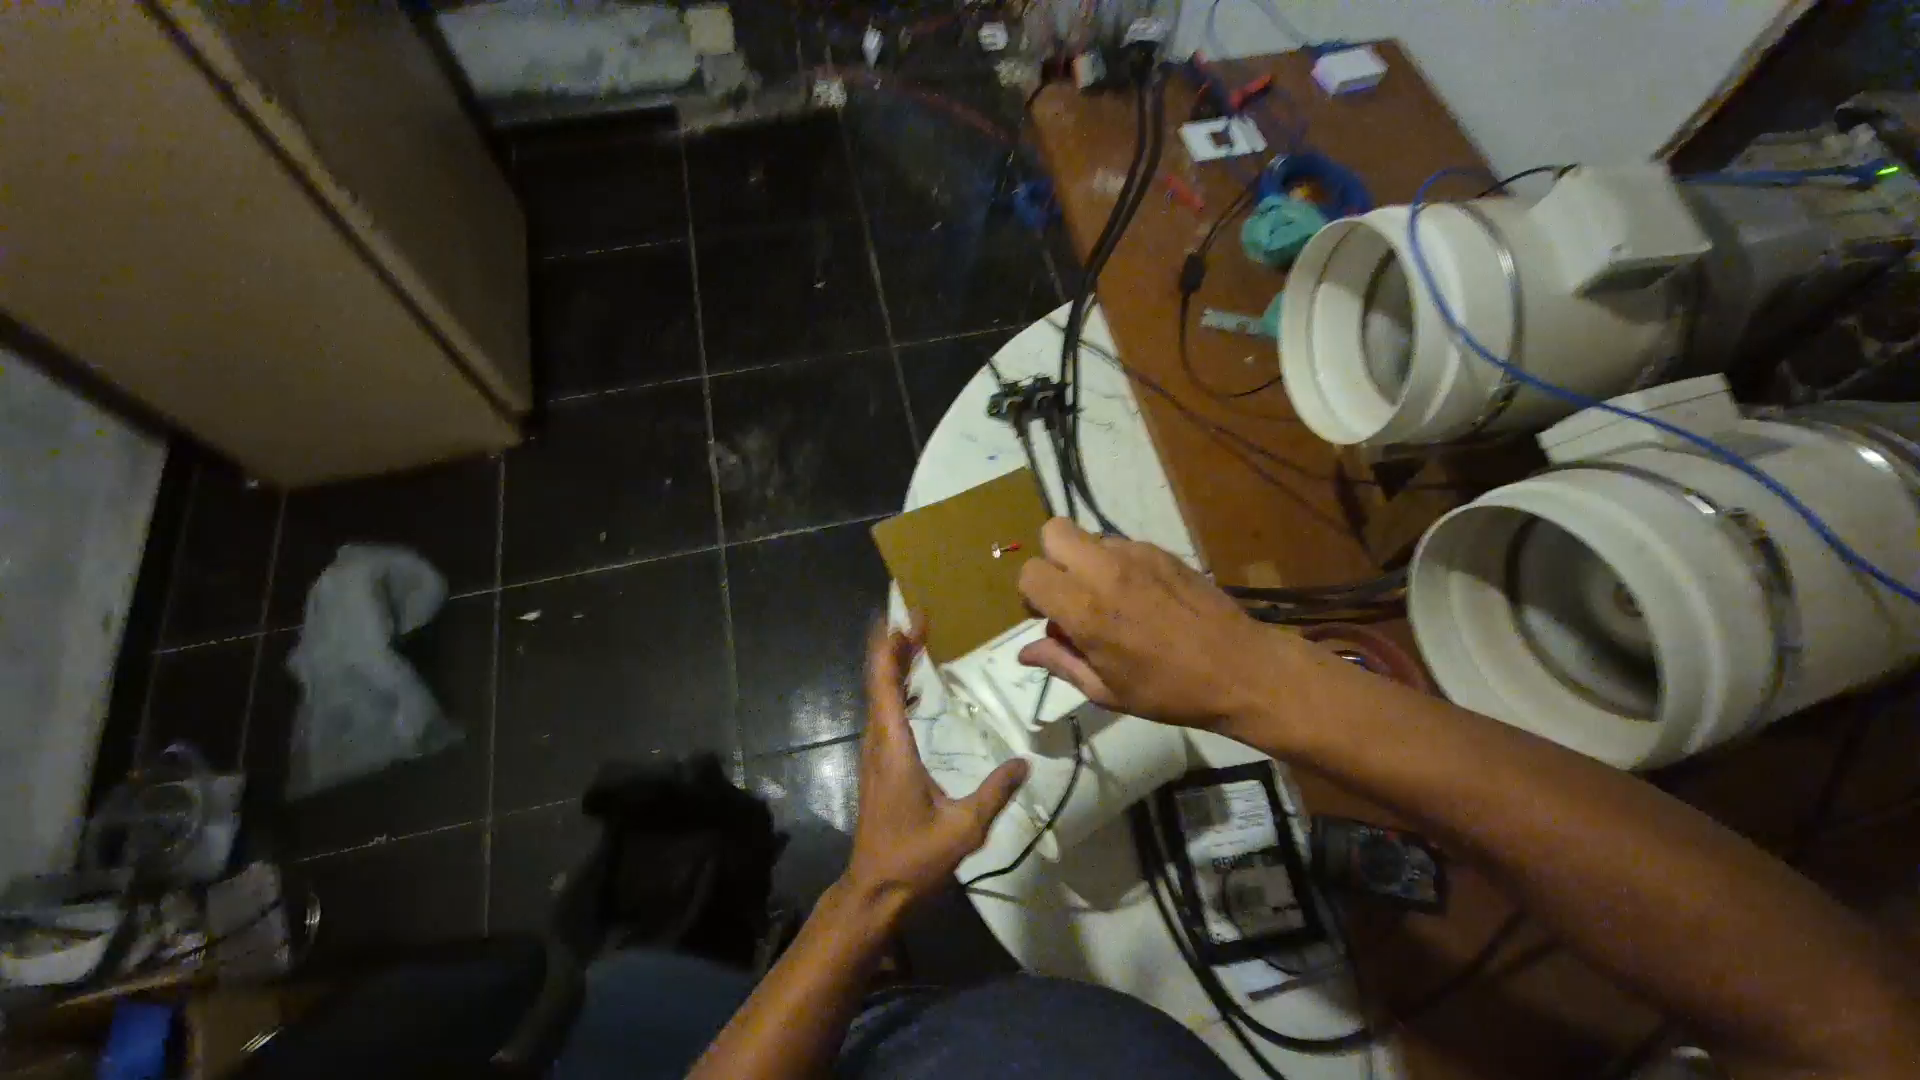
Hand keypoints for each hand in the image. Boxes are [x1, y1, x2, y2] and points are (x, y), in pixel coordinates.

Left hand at [843, 617, 1029, 907]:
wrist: (875, 889)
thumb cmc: (915, 858)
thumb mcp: (965, 828)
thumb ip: (995, 792)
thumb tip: (1024, 762)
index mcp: (895, 749)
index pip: (886, 686)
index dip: (892, 649)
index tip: (906, 619)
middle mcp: (878, 743)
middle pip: (878, 683)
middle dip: (893, 647)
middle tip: (916, 618)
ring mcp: (874, 754)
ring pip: (877, 697)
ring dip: (892, 665)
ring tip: (913, 639)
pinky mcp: (876, 765)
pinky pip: (881, 713)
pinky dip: (893, 689)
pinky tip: (910, 686)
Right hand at [1016, 518, 1297, 728]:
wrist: (1241, 670)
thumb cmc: (1170, 691)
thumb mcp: (1107, 691)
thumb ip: (1061, 663)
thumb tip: (1025, 651)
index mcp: (1086, 610)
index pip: (1030, 573)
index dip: (1030, 594)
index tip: (1047, 616)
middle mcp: (1106, 571)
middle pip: (1053, 531)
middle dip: (1051, 559)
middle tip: (1069, 594)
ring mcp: (1137, 555)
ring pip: (1090, 537)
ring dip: (1086, 562)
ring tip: (1111, 599)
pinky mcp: (1163, 551)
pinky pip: (1122, 545)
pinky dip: (1117, 564)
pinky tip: (1141, 597)